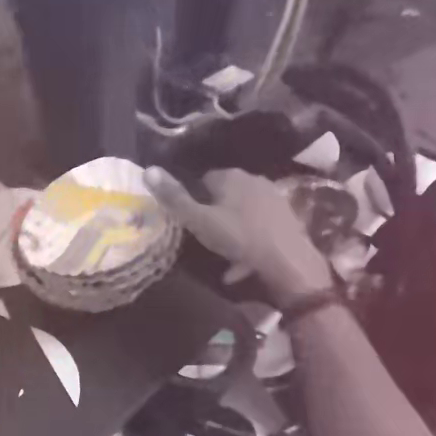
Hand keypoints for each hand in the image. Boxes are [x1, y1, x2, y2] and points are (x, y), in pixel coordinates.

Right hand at [147, 166, 332, 298]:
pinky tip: (241, 265)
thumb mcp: (199, 220)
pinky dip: (248, 242)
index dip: (194, 199)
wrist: (287, 260)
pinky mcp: (285, 218)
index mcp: (231, 177)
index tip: (189, 220)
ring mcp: (272, 199)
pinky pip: (257, 228)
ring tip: (222, 255)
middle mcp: (254, 180)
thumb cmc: (238, 237)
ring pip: (242, 213)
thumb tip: (148, 170)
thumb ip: (174, 198)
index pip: (204, 179)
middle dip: (214, 214)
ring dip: (231, 230)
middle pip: (225, 196)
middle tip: (204, 238)